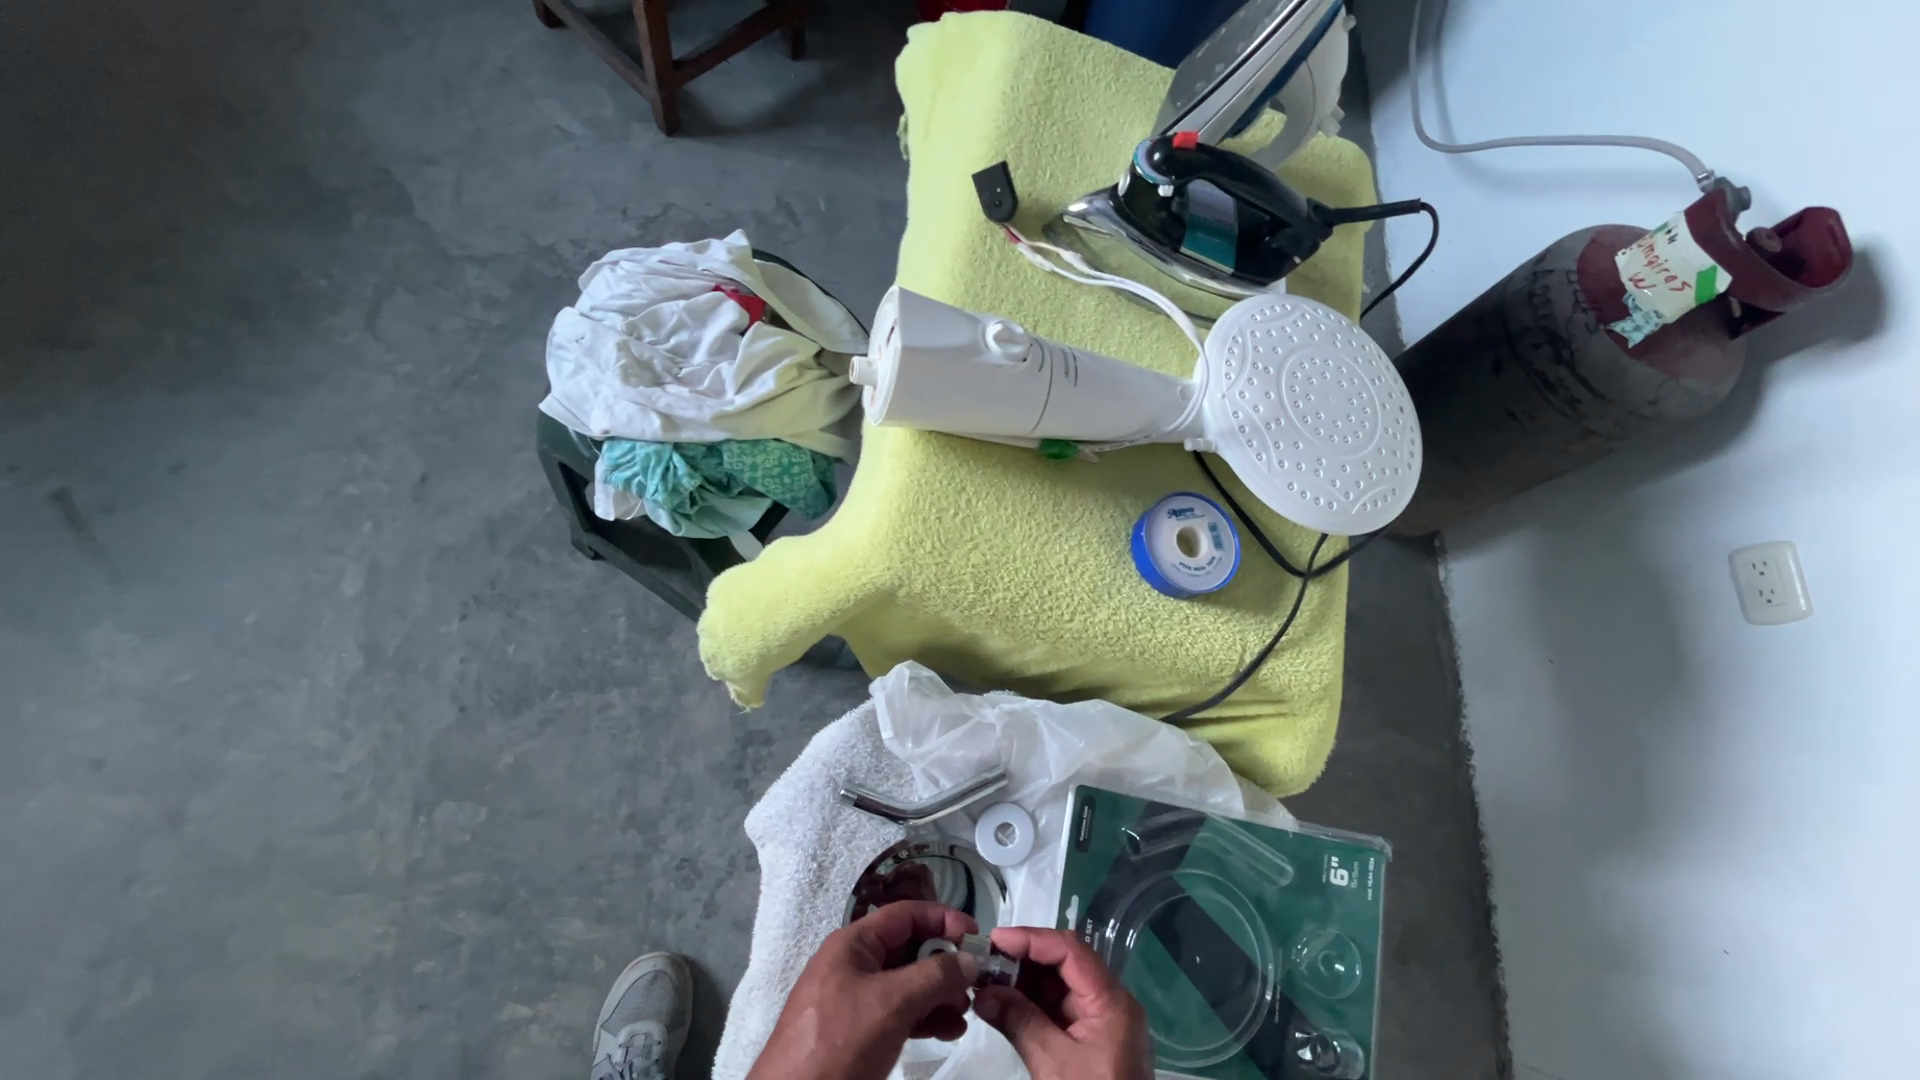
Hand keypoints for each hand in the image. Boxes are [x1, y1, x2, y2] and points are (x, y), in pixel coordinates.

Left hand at [747, 901, 978, 1079]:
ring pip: (908, 984)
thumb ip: (935, 976)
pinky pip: (899, 1012)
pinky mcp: (859, 1032)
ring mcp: (856, 999)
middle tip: (976, 983)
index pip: (906, 914)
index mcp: (854, 943)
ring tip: (964, 1014)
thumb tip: (971, 960)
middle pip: (909, 949)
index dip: (943, 918)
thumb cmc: (839, 1042)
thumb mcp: (891, 1003)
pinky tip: (948, 1030)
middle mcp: (855, 964)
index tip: (977, 935)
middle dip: (945, 963)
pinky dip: (925, 1017)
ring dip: (940, 994)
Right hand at [971, 927, 1152, 1079]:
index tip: (995, 940)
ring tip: (987, 979)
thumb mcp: (1053, 1064)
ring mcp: (1100, 1019)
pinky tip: (1003, 1001)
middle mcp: (1109, 1000)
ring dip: (1023, 979)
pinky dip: (1030, 1002)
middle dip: (1024, 958)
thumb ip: (1019, 1022)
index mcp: (1111, 1000)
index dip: (1031, 939)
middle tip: (986, 959)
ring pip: (1059, 983)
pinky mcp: (1089, 1037)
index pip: (1070, 950)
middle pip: (1065, 962)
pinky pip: (1058, 1007)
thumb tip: (982, 993)